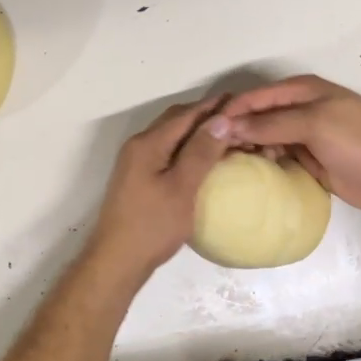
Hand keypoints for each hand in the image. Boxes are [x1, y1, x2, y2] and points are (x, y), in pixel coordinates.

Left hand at [85, 98, 232, 275]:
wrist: (118, 259)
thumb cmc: (152, 225)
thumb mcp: (182, 188)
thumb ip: (200, 152)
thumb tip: (221, 119)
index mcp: (148, 143)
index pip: (186, 114)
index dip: (214, 106)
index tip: (242, 101)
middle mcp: (139, 146)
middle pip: (176, 121)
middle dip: (206, 116)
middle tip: (239, 118)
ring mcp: (136, 162)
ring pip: (171, 136)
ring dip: (197, 132)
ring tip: (227, 135)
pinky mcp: (139, 178)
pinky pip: (167, 151)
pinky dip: (188, 148)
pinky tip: (205, 159)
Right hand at [216, 75, 360, 215]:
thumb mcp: (315, 124)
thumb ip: (269, 124)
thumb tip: (225, 126)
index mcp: (300, 91)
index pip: (251, 98)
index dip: (227, 113)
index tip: (202, 135)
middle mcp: (298, 111)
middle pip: (253, 118)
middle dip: (231, 133)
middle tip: (207, 158)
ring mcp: (303, 138)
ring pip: (262, 140)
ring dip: (245, 152)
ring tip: (220, 171)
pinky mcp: (309, 163)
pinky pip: (276, 161)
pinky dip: (260, 167)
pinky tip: (242, 179)